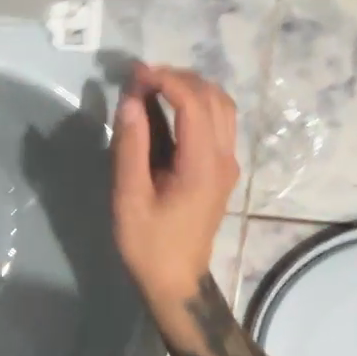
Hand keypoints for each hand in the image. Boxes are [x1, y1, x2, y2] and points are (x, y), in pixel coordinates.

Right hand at [112, 64, 239, 313]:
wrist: (175, 280)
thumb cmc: (148, 243)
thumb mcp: (129, 197)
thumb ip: (131, 147)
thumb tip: (129, 102)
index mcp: (202, 165)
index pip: (193, 103)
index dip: (165, 80)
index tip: (134, 75)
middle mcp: (224, 158)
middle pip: (214, 97)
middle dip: (178, 79)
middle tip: (140, 78)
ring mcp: (227, 164)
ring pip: (221, 107)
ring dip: (189, 90)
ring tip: (152, 89)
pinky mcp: (222, 170)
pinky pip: (217, 123)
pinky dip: (194, 106)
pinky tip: (165, 111)